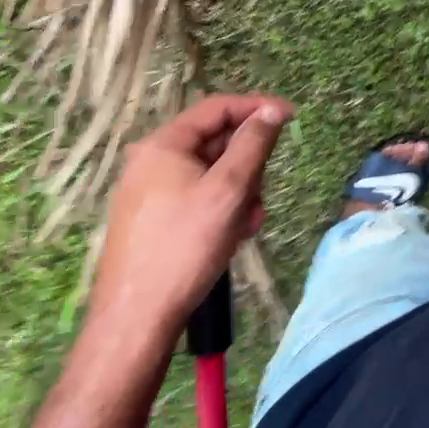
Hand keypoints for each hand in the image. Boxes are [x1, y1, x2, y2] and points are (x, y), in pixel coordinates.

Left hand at [89, 94, 295, 333]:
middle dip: (249, 163)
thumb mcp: (229, 189)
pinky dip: (223, 208)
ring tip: (247, 222)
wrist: (136, 320)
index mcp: (163, 146)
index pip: (218, 108)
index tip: (292, 118)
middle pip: (217, 141)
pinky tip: (232, 236)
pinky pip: (199, 196)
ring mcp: (150, 193)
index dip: (258, 108)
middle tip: (262, 191)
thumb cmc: (184, 246)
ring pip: (213, 172)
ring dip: (240, 191)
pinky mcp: (154, 220)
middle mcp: (152, 162)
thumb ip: (254, 143)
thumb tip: (272, 110)